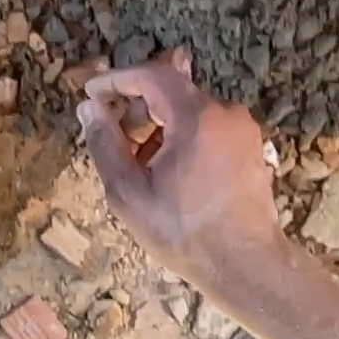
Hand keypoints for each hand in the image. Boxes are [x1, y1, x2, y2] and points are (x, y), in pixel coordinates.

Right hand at [80, 53, 285, 290]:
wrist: (243, 263)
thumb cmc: (182, 232)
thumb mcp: (128, 193)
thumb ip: (104, 144)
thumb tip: (89, 109)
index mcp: (196, 117)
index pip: (151, 75)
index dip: (116, 80)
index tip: (91, 94)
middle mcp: (225, 112)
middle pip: (170, 93)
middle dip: (136, 110)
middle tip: (111, 139)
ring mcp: (242, 129)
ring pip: (188, 113)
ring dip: (158, 130)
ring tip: (140, 169)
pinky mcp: (249, 146)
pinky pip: (207, 129)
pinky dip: (181, 140)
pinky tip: (168, 176)